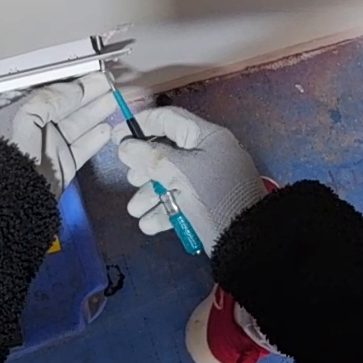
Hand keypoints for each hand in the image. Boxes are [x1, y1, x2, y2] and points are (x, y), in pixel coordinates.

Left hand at [0, 72, 117, 194]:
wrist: (9, 195)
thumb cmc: (7, 151)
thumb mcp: (24, 114)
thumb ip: (51, 98)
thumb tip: (75, 89)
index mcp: (15, 110)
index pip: (47, 90)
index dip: (70, 81)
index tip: (90, 74)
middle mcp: (32, 126)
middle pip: (66, 105)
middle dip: (88, 94)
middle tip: (109, 83)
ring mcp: (48, 146)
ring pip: (77, 124)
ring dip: (96, 111)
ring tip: (114, 99)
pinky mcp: (61, 164)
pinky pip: (82, 147)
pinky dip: (95, 138)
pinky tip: (106, 128)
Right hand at [114, 106, 267, 254]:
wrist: (247, 242)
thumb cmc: (214, 197)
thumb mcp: (182, 173)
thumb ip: (151, 157)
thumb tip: (125, 146)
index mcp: (206, 138)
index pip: (169, 119)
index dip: (140, 124)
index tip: (116, 136)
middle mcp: (205, 155)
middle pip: (164, 152)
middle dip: (143, 167)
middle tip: (131, 179)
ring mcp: (204, 181)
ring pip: (167, 180)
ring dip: (148, 194)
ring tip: (136, 209)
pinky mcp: (202, 205)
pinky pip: (176, 201)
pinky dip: (161, 211)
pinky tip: (149, 224)